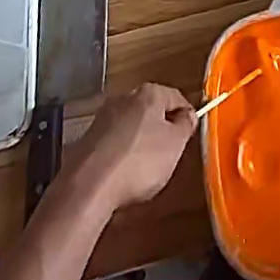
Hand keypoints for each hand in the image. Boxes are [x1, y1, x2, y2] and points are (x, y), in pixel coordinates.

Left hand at [63, 83, 196, 210]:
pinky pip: (114, 144)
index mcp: (149, 93)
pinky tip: (124, 175)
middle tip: (170, 154)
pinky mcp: (88, 139)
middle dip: (162, 130)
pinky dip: (122, 156)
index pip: (176, 97)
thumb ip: (186, 125)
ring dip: (140, 143)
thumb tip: (187, 116)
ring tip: (146, 170)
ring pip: (132, 127)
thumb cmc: (137, 162)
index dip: (186, 116)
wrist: (89, 186)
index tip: (190, 133)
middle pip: (151, 110)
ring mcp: (103, 118)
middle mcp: (124, 98)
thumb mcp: (175, 145)